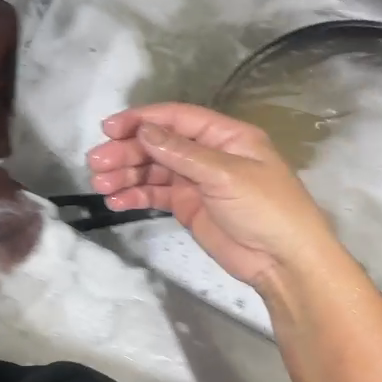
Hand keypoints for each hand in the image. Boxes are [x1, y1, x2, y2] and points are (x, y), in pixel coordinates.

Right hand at [85, 103, 338, 289]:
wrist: (285, 262)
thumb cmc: (266, 209)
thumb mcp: (225, 174)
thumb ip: (181, 152)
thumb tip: (143, 131)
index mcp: (225, 136)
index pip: (175, 119)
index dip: (141, 120)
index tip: (109, 129)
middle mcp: (208, 153)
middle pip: (158, 144)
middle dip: (126, 152)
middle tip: (96, 163)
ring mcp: (196, 181)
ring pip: (152, 170)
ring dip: (124, 174)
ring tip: (100, 185)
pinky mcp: (187, 206)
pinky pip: (154, 194)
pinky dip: (134, 195)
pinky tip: (116, 201)